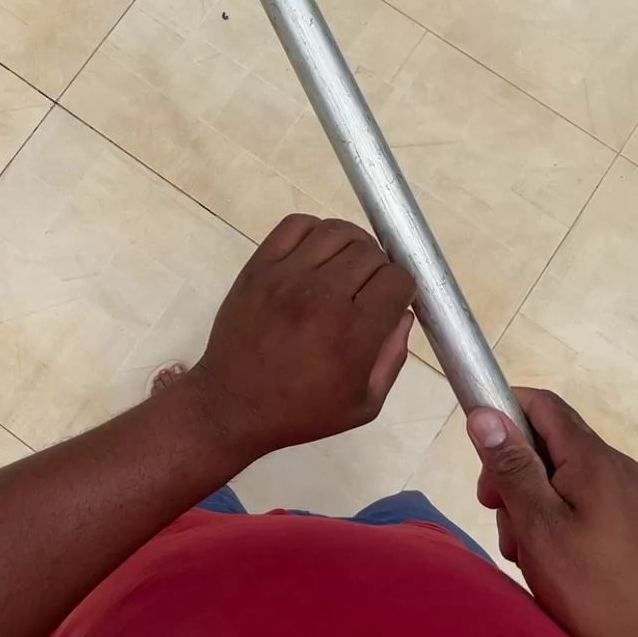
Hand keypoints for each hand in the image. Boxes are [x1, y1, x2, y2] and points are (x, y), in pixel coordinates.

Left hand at [187, 215, 416, 462]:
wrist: (233, 404)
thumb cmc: (301, 411)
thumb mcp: (363, 403)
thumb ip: (393, 357)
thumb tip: (404, 312)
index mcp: (353, 333)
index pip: (397, 279)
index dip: (401, 288)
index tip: (391, 299)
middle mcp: (322, 297)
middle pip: (370, 251)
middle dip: (379, 267)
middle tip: (366, 286)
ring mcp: (286, 277)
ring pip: (337, 231)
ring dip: (351, 245)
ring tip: (345, 266)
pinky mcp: (258, 268)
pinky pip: (295, 225)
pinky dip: (314, 230)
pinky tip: (316, 253)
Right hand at [468, 389, 637, 636]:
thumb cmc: (588, 588)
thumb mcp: (536, 523)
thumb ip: (510, 464)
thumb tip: (484, 412)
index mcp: (596, 460)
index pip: (543, 404)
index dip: (503, 409)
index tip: (476, 446)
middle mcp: (616, 469)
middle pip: (547, 441)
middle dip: (510, 467)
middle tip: (492, 508)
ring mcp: (627, 498)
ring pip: (558, 475)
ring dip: (527, 499)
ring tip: (520, 547)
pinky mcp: (629, 526)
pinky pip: (577, 500)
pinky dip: (550, 517)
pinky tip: (542, 557)